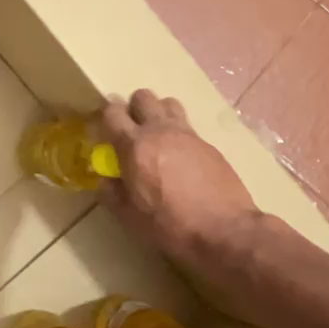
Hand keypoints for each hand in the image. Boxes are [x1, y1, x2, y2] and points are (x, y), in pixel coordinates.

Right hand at [98, 90, 260, 264]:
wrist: (224, 231)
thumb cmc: (170, 226)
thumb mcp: (129, 217)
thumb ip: (112, 192)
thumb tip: (106, 179)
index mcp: (135, 146)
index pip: (112, 112)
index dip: (104, 118)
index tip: (104, 133)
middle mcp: (160, 131)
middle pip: (142, 96)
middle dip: (133, 109)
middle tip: (131, 133)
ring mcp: (188, 135)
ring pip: (168, 104)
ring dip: (158, 114)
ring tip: (157, 139)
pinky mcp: (208, 144)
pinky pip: (188, 127)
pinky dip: (178, 135)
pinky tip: (181, 160)